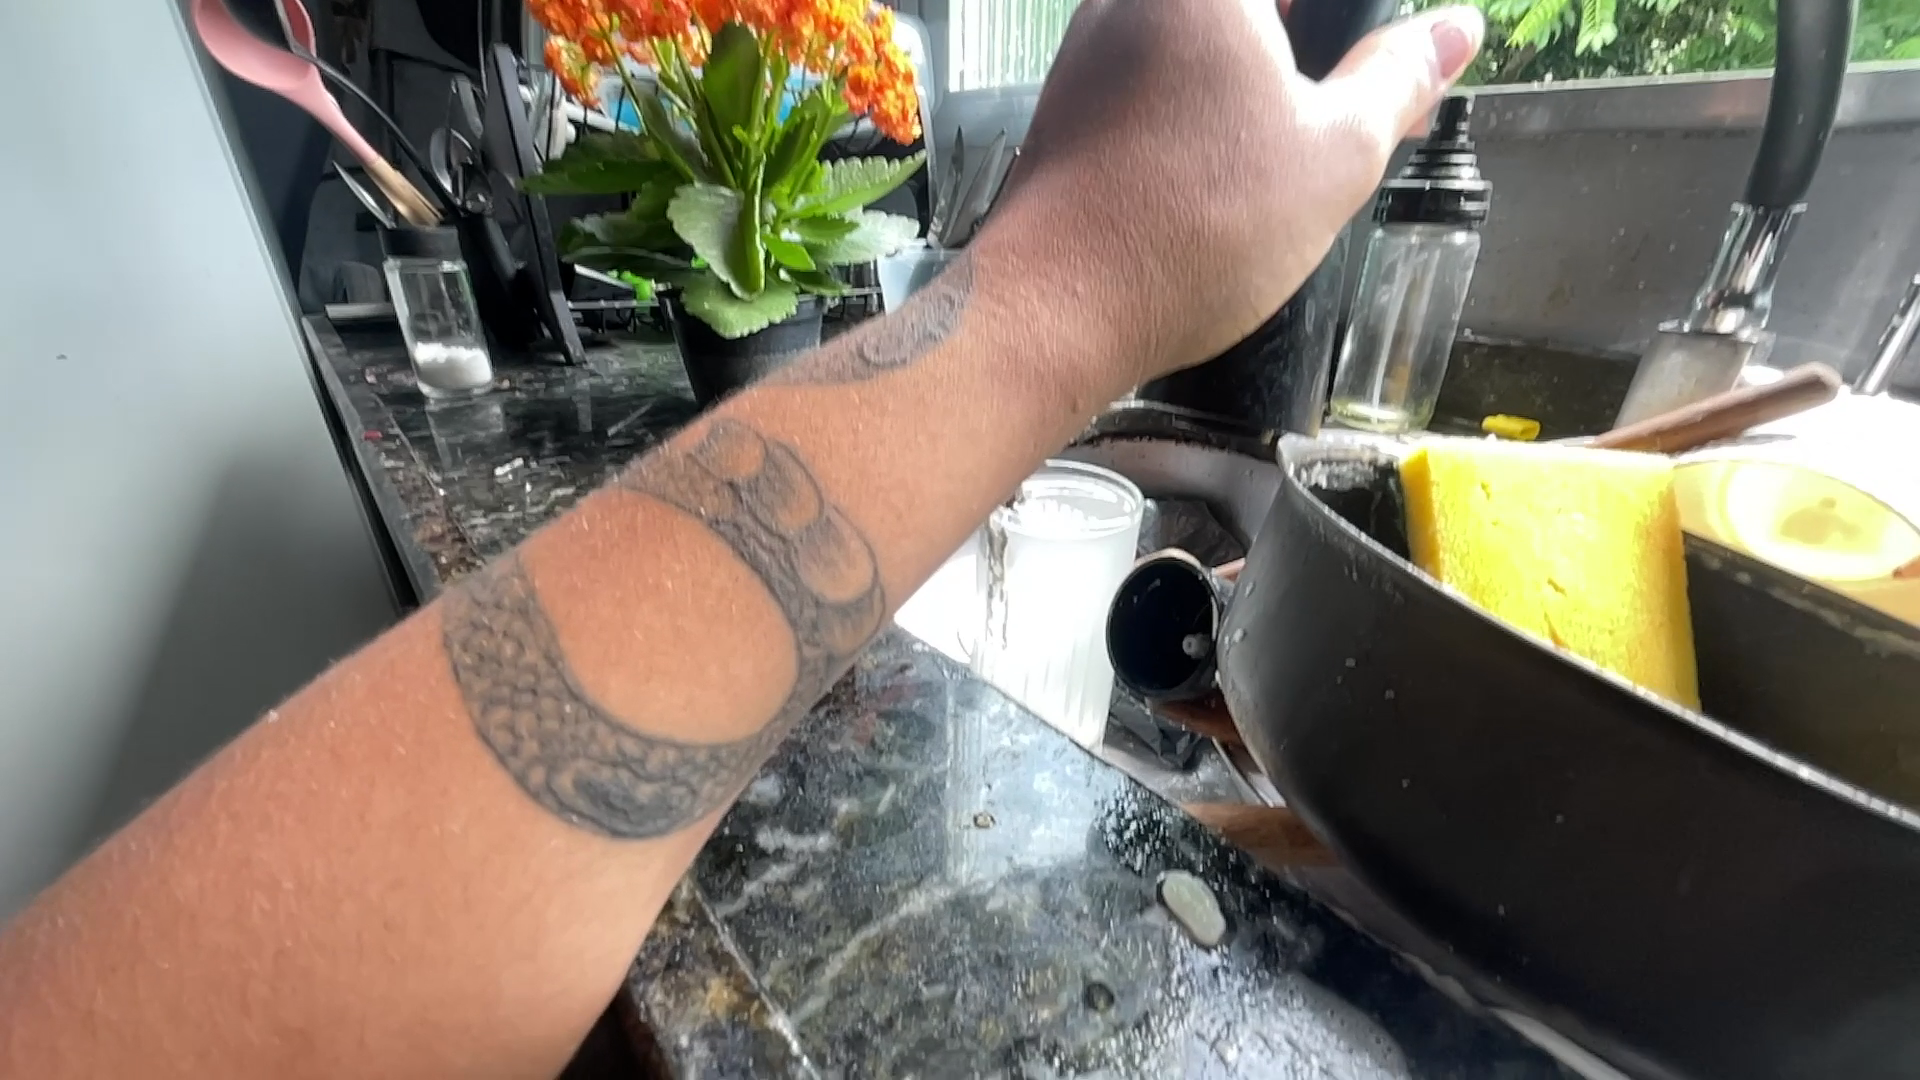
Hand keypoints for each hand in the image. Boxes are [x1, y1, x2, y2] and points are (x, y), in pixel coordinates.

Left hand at [976, 0, 1483, 388]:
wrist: (1051, 315)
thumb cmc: (1199, 231)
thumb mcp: (1330, 161)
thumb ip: (1394, 83)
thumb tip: (1451, 30)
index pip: (1301, 1)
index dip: (1342, 33)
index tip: (1363, 90)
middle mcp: (1129, 1)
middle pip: (1246, 20)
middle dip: (1301, 66)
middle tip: (1338, 131)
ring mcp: (1082, 60)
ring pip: (1191, 55)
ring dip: (1245, 98)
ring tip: (1272, 173)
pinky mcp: (1057, 122)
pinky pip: (1143, 97)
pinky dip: (1188, 125)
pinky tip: (1202, 190)